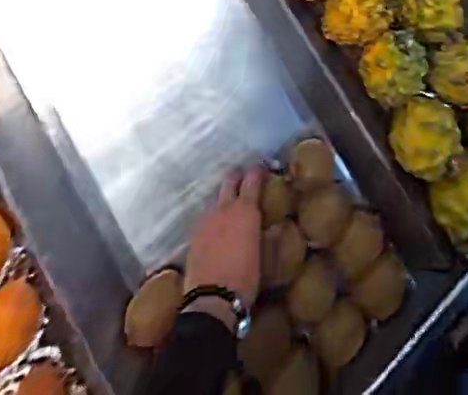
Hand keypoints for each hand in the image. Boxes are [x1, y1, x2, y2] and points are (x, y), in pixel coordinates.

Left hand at [182, 166, 264, 328]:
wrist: (212, 301)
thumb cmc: (245, 278)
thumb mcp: (264, 255)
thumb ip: (266, 235)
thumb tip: (273, 226)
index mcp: (245, 211)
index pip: (252, 180)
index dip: (257, 171)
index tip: (262, 167)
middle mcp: (224, 209)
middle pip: (230, 181)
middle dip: (238, 176)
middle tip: (245, 178)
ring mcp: (206, 221)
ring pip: (215, 199)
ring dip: (224, 198)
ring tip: (231, 207)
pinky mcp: (193, 236)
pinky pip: (205, 218)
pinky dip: (213, 218)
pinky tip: (216, 229)